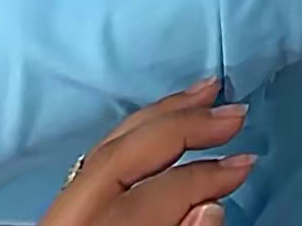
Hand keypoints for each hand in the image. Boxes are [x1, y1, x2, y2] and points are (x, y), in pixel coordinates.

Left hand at [40, 78, 254, 225]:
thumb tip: (212, 204)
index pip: (154, 198)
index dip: (206, 176)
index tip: (247, 164)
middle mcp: (64, 225)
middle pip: (125, 155)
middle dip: (186, 126)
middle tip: (237, 112)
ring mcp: (54, 217)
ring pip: (109, 144)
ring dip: (165, 111)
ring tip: (209, 89)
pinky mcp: (58, 214)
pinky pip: (102, 153)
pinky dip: (141, 126)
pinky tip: (168, 114)